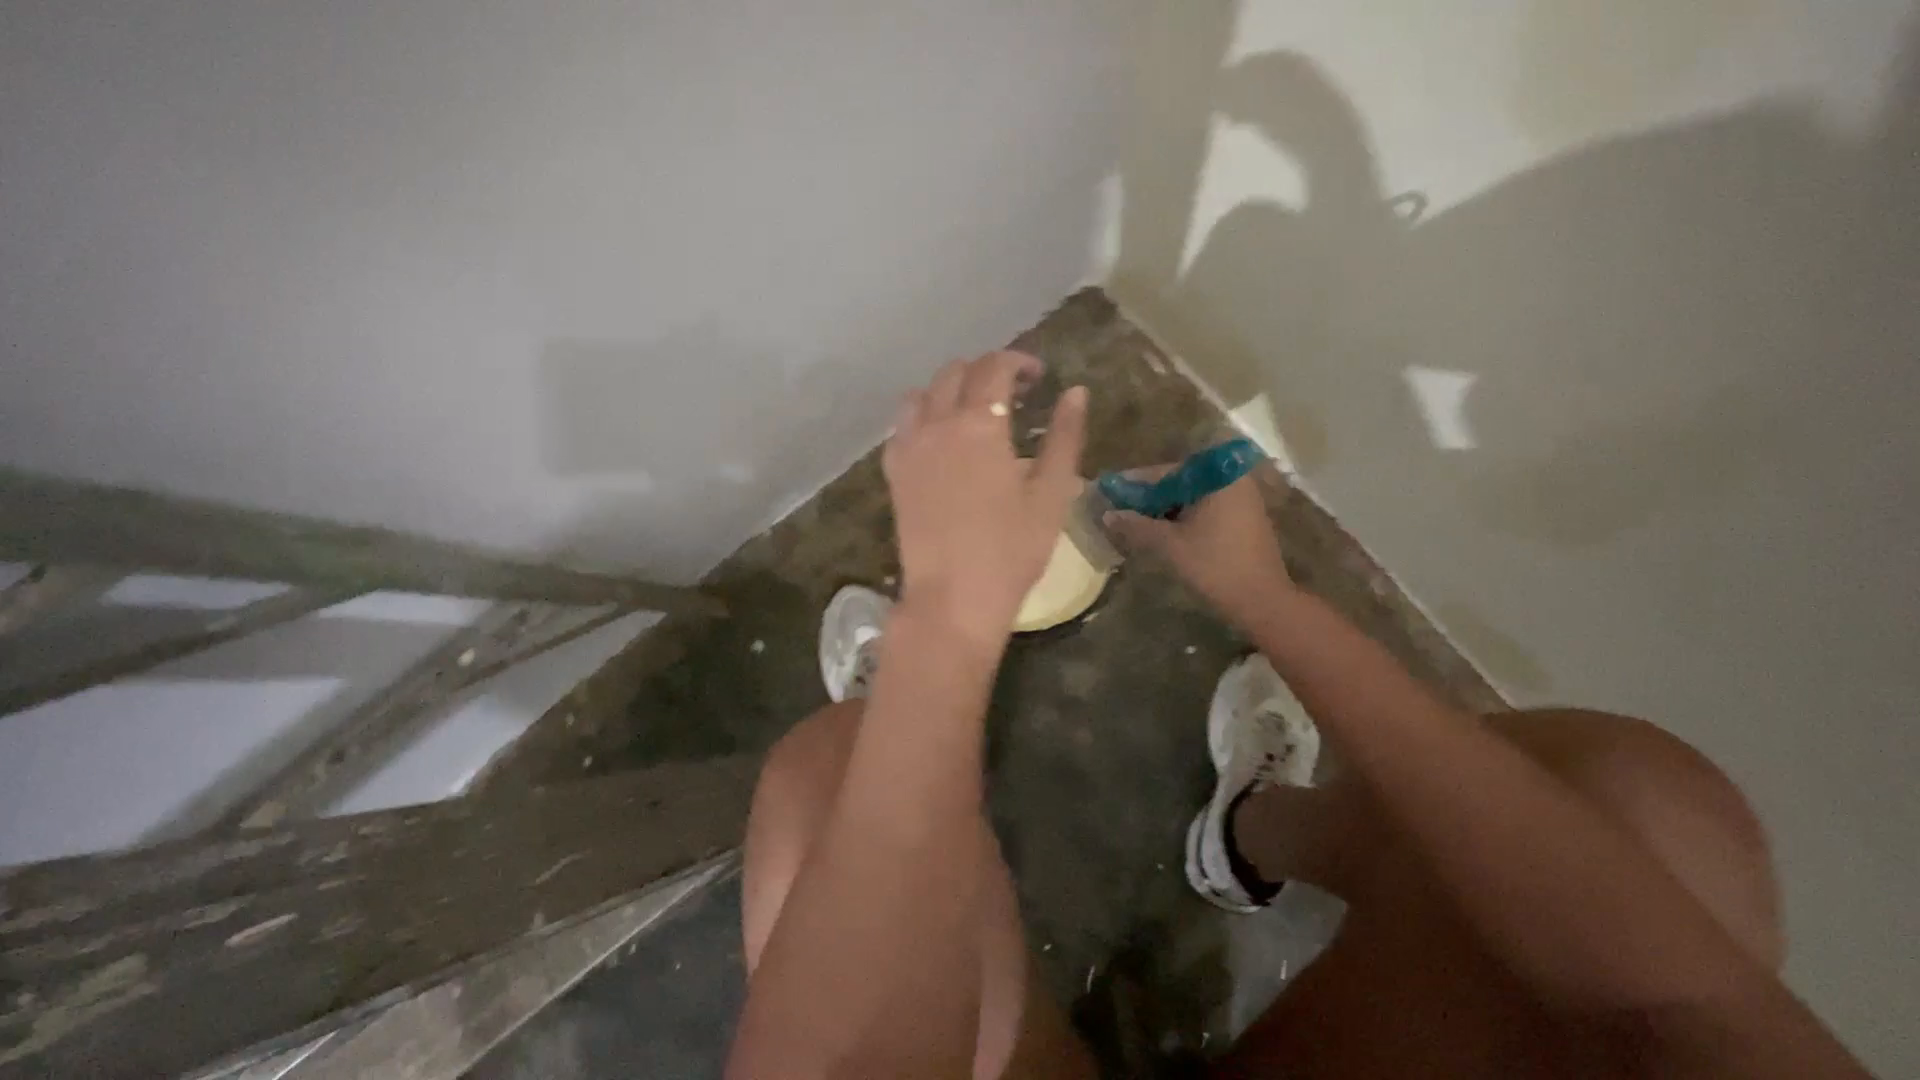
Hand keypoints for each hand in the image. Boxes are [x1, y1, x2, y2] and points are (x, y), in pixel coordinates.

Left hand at [883, 352, 1087, 638]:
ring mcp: (910, 447)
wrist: (952, 598)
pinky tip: (940, 439)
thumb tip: (1076, 393)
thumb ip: (1064, 437)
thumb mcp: (1051, 495)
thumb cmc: (1011, 550)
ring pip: (923, 393)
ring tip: (972, 412)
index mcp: (980, 424)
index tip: (1038, 376)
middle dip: (986, 371)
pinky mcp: (894, 472)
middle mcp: (938, 423)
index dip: (1019, 362)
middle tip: (1012, 393)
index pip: (995, 367)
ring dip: (949, 389)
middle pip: (956, 372)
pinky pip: (902, 425)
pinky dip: (922, 416)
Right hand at [1104, 466, 1293, 627]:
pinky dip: (1182, 517)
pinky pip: (1205, 508)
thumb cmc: (1214, 567)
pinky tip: (1161, 531)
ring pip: (1191, 496)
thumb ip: (1135, 526)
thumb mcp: (1168, 545)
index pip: (1164, 472)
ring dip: (1164, 508)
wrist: (1262, 601)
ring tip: (1134, 522)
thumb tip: (1107, 515)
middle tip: (1118, 508)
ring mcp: (1241, 500)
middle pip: (1179, 481)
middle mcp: (1232, 480)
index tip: (1107, 490)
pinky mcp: (1244, 519)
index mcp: (1217, 477)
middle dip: (1147, 495)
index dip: (1133, 483)